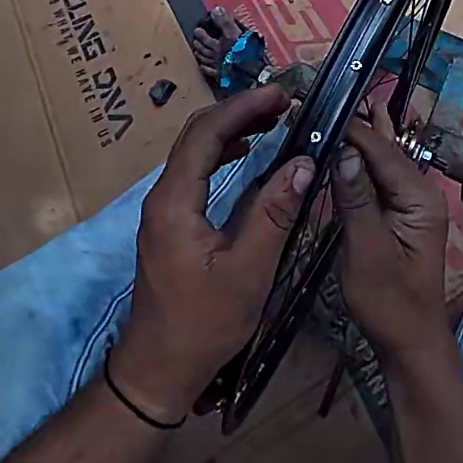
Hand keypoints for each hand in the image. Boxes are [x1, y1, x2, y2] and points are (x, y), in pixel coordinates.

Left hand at [108, 84, 315, 421]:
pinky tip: (248, 154)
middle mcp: (163, 194)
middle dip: (237, 112)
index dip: (242, 108)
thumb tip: (304, 163)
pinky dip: (223, 154)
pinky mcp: (170, 220)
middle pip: (197, 135)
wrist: (159, 367)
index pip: (206, 134)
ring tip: (271, 120)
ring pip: (195, 151)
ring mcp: (164, 207)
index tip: (279, 95)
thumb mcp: (249, 272)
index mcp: (175, 200)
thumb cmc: (204, 324)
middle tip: (281, 103)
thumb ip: (274, 214)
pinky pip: (196, 171)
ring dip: (230, 130)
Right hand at [331, 102, 452, 359]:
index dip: (348, 127)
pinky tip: (356, 134)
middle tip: (322, 95)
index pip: (380, 150)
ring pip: (383, 157)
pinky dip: (362, 154)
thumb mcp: (367, 251)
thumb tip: (342, 152)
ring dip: (359, 133)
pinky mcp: (398, 212)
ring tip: (339, 100)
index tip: (315, 106)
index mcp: (418, 198)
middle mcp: (420, 192)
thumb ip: (356, 200)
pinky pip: (379, 174)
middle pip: (384, 147)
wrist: (409, 342)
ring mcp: (410, 202)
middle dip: (355, 122)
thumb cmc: (389, 301)